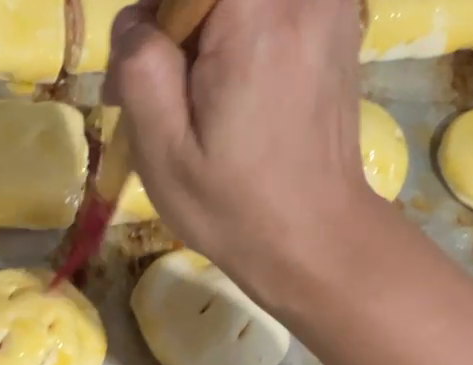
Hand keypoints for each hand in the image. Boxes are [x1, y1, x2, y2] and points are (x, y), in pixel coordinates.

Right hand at [108, 0, 385, 304]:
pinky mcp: (337, 21)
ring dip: (204, 30)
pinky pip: (271, 7)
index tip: (143, 53)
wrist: (311, 233)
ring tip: (185, 91)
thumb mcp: (161, 150)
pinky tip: (224, 85)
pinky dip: (237, 32)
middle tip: (149, 81)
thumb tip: (135, 21)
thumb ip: (143, 69)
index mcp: (256, 21)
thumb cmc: (227, 203)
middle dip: (176, 18)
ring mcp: (329, 4)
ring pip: (242, 0)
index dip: (161, 8)